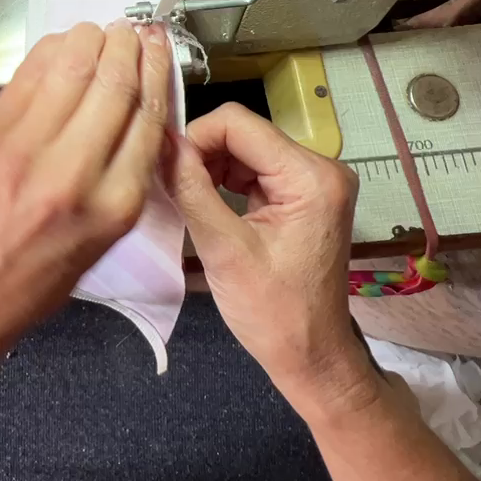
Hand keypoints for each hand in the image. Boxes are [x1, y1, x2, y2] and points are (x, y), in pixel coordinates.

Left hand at [0, 21, 173, 354]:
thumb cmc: (39, 277)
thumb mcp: (105, 238)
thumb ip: (126, 173)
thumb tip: (139, 109)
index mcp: (113, 205)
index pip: (148, 117)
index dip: (156, 71)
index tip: (158, 50)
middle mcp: (74, 171)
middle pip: (114, 83)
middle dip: (129, 46)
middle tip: (133, 32)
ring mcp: (27, 146)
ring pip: (73, 66)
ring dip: (94, 38)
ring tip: (103, 31)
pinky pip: (31, 72)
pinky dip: (53, 49)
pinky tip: (65, 44)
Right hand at [167, 102, 383, 423]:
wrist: (312, 358)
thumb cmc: (272, 312)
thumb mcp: (222, 248)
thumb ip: (190, 187)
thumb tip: (160, 140)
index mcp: (311, 176)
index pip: (237, 122)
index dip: (194, 138)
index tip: (167, 169)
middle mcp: (320, 166)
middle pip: (241, 132)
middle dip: (201, 154)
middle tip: (173, 188)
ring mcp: (314, 179)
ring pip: (243, 147)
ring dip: (209, 167)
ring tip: (187, 198)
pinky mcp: (303, 192)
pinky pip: (252, 166)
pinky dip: (223, 179)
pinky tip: (206, 202)